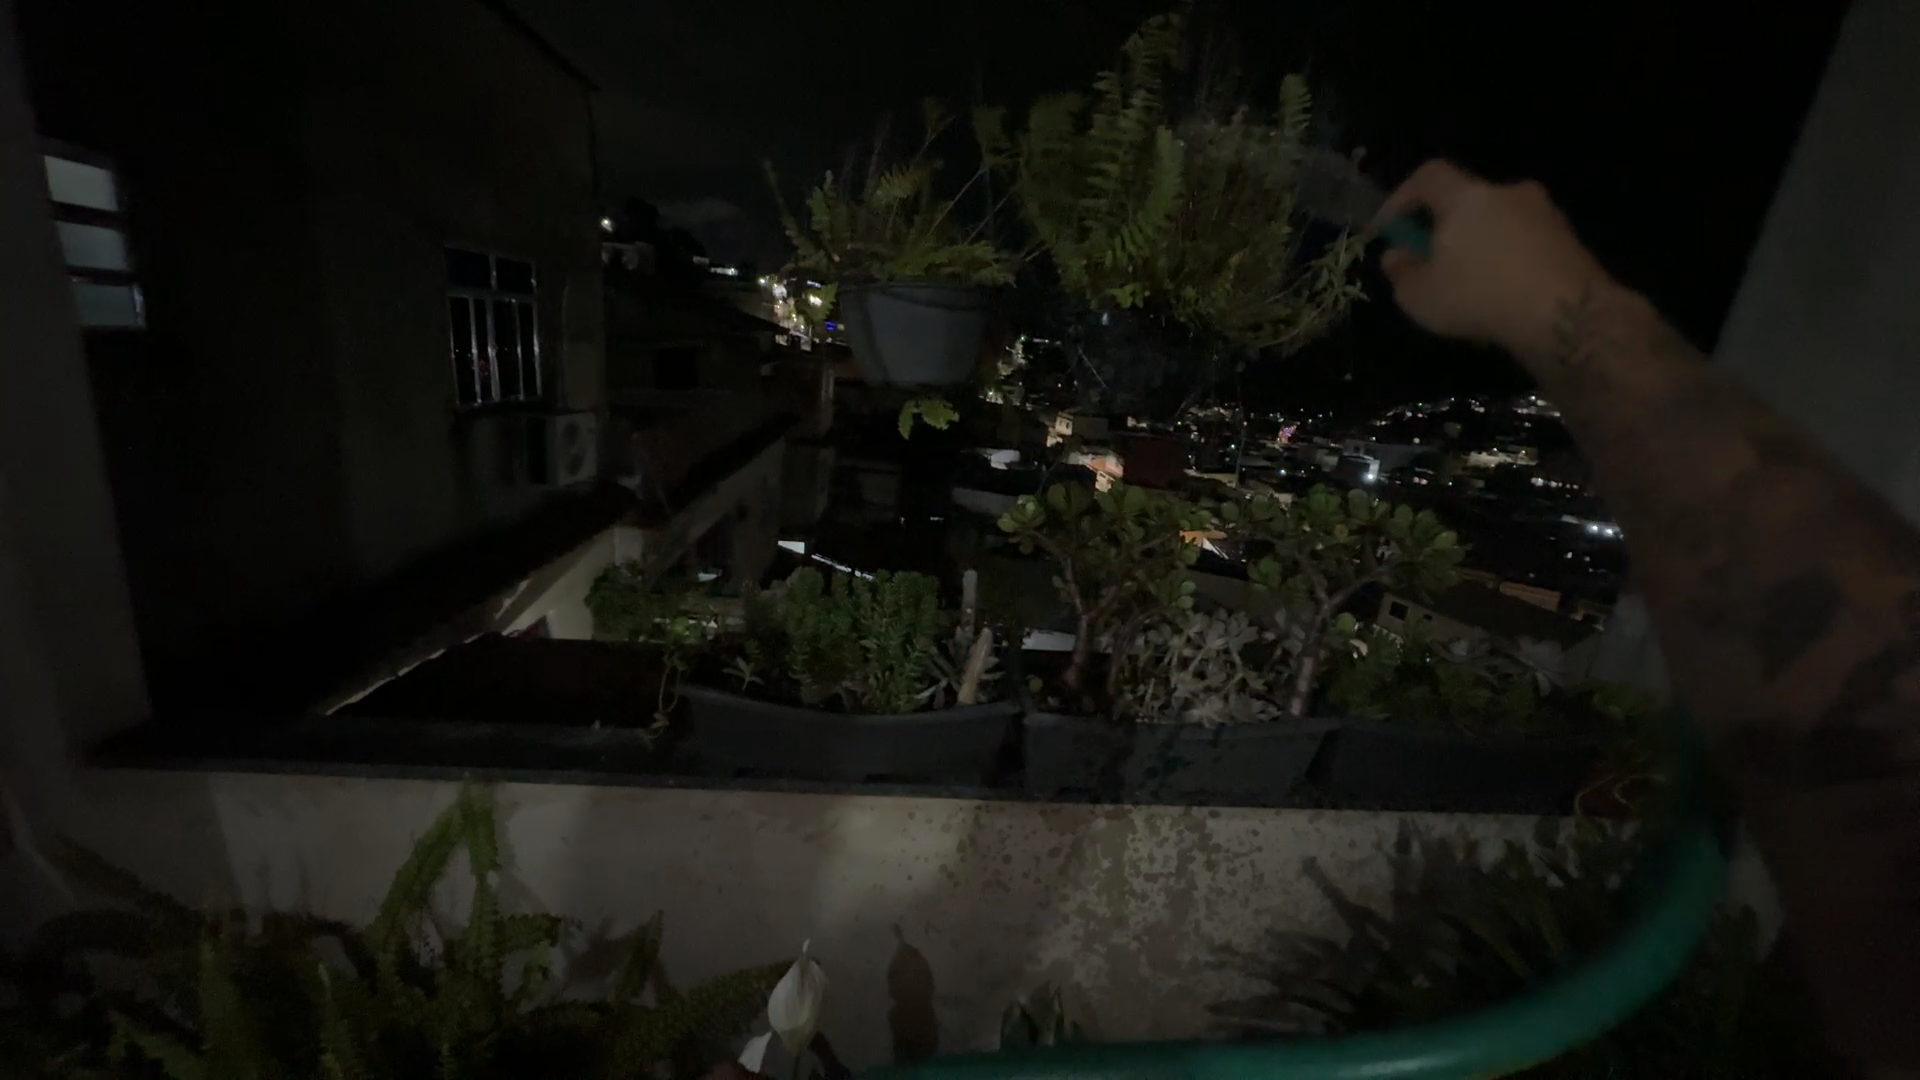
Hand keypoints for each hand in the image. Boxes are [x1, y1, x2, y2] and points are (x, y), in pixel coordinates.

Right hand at [1373, 160, 1616, 357]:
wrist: (1564, 313)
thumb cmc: (1476, 295)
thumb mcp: (1417, 294)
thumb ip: (1400, 270)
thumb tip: (1397, 254)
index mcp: (1467, 198)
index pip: (1428, 176)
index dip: (1400, 198)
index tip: (1385, 228)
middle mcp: (1508, 192)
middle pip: (1463, 201)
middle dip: (1439, 228)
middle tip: (1425, 263)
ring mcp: (1543, 212)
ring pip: (1492, 221)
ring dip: (1471, 244)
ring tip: (1461, 285)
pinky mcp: (1565, 236)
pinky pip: (1518, 240)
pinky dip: (1499, 258)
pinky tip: (1494, 292)